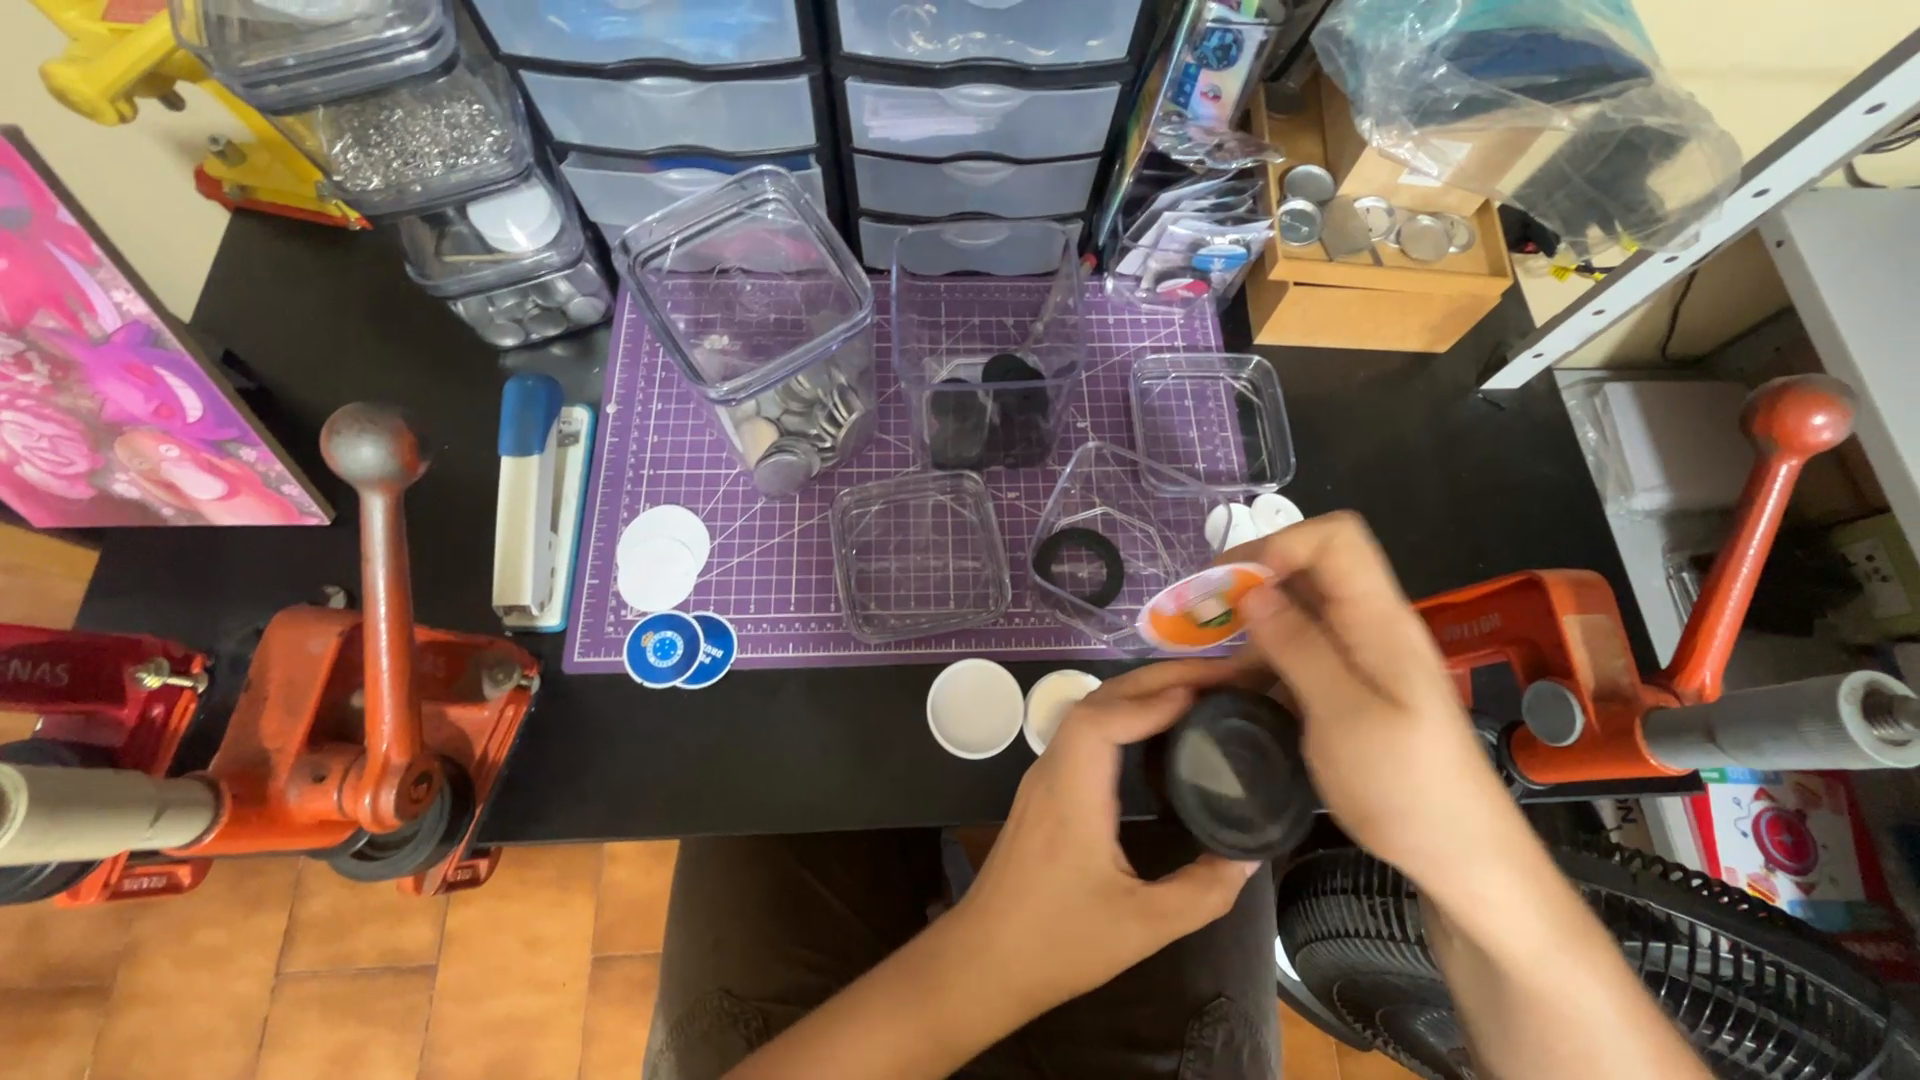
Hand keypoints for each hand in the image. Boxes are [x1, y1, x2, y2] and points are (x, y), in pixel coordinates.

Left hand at [954, 660, 1262, 1011]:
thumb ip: (1202, 891)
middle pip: (1099, 701)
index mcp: (1072, 794)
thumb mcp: (1144, 927)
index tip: (1209, 693)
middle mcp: (1053, 771)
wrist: (985, 960)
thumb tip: (1248, 856)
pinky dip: (1127, 715)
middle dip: (1159, 678)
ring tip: (1200, 690)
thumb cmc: (1058, 944)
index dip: (1154, 698)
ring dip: (1143, 692)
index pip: (1103, 718)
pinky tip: (1160, 729)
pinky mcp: (1046, 789)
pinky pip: (1086, 732)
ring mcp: (1044, 777)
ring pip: (1090, 711)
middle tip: (1222, 675)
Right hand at [1227, 512, 1515, 888]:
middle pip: (1310, 567)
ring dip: (1251, 621)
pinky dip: (1263, 654)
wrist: (1463, 856)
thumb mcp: (1345, 717)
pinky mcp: (1352, 686)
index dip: (1280, 544)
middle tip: (1200, 616)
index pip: (1335, 538)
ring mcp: (1362, 656)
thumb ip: (1299, 647)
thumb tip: (1252, 590)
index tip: (1229, 585)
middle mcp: (1371, 626)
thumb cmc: (1408, 788)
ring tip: (1203, 652)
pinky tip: (1232, 682)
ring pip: (1299, 609)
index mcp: (1380, 621)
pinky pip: (1300, 649)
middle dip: (1251, 580)